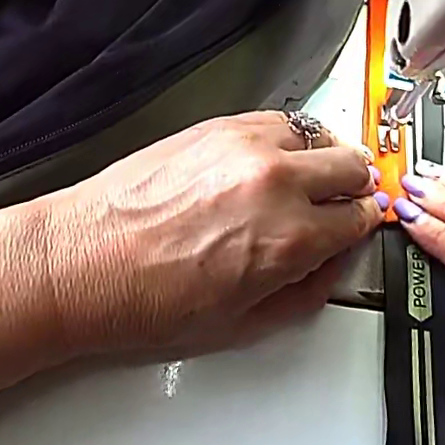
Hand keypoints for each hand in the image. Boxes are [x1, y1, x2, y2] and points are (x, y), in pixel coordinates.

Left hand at [0, 112, 385, 392]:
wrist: (79, 263)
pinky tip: (273, 159)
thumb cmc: (150, 301)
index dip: (364, 222)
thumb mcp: (245, 323)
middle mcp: (277, 183)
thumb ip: (307, 290)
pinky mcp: (218, 126)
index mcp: (290, 239)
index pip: (360, 216)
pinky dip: (287, 140)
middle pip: (352, 165)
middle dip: (355, 185)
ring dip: (322, 157)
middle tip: (343, 197)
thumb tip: (332, 261)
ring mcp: (247, 147)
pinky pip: (278, 121)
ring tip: (306, 177)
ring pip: (318, 136)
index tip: (360, 221)